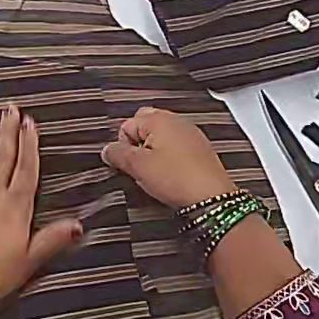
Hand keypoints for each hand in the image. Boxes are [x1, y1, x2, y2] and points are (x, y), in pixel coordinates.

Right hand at [99, 106, 236, 209]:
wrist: (211, 197)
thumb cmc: (178, 179)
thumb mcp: (138, 167)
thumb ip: (118, 154)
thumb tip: (107, 150)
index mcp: (159, 120)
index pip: (126, 125)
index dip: (123, 146)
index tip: (129, 163)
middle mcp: (176, 121)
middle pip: (144, 126)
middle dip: (137, 144)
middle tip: (140, 165)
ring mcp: (190, 134)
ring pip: (161, 136)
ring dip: (153, 151)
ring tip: (156, 172)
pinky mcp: (200, 148)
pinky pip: (176, 146)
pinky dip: (169, 157)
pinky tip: (171, 174)